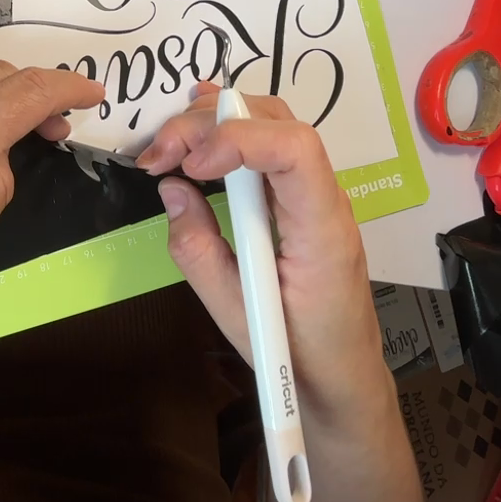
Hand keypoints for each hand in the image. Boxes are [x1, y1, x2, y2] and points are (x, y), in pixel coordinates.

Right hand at [137, 85, 418, 501]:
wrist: (343, 380)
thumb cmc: (295, 355)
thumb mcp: (232, 314)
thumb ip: (197, 249)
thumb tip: (172, 186)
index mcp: (321, 230)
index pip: (294, 150)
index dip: (236, 140)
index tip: (189, 166)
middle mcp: (326, 198)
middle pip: (275, 124)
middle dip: (206, 125)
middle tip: (156, 157)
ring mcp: (315, 192)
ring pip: (272, 121)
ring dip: (212, 121)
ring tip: (166, 147)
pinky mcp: (297, 194)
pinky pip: (269, 140)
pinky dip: (228, 124)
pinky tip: (198, 122)